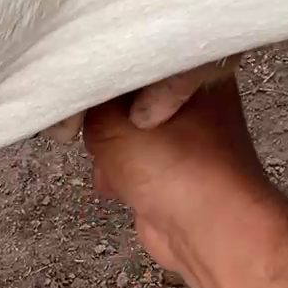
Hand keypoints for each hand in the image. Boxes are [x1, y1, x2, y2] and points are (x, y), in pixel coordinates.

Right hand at [81, 66, 282, 285]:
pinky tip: (118, 189)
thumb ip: (89, 106)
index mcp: (188, 68)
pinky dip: (121, 175)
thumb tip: (79, 103)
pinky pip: (135, 162)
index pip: (130, 61)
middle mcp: (192, 96)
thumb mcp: (111, 125)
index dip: (99, 82)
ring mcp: (186, 135)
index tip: (82, 100)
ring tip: (110, 170)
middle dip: (102, 125)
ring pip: (127, 133)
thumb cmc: (171, 166)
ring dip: (109, 155)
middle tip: (98, 140)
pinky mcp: (175, 168)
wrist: (207, 226)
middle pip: (125, 99)